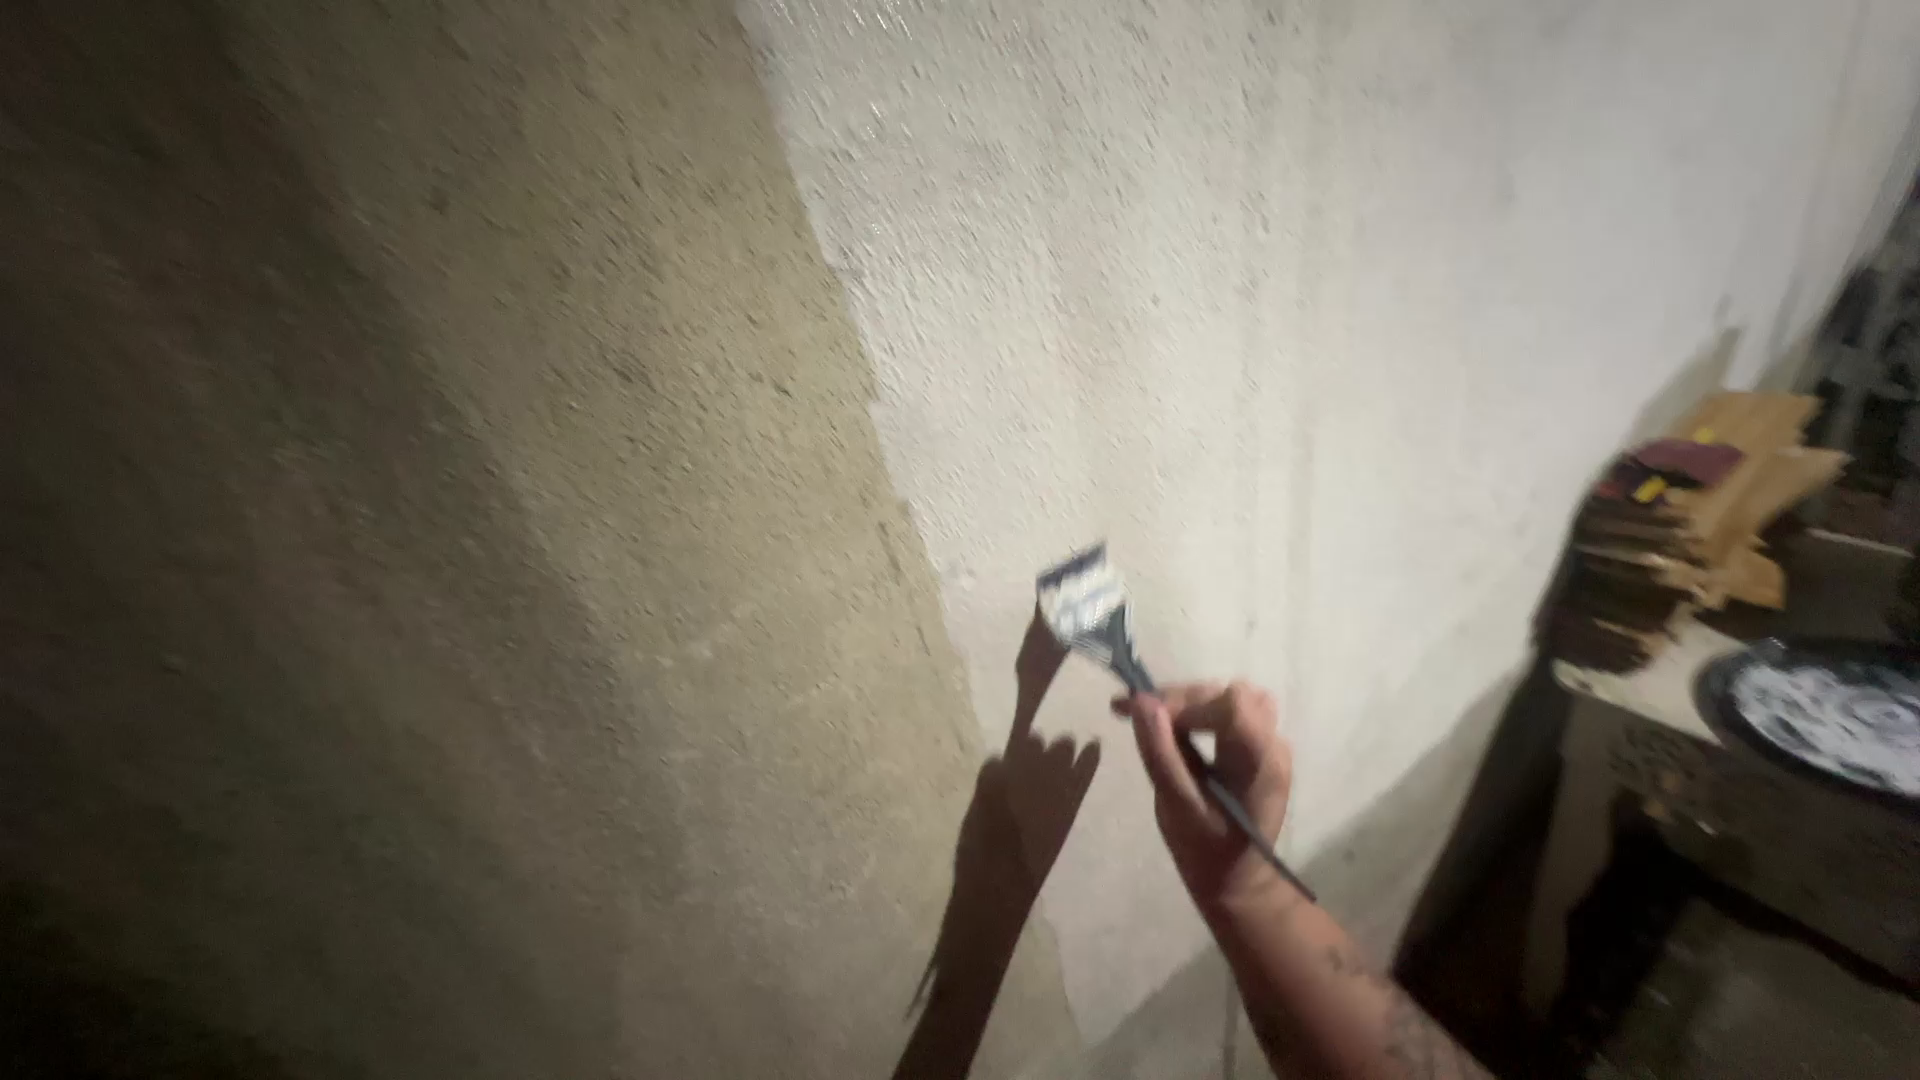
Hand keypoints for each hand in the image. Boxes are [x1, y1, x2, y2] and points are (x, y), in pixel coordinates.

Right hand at [1115, 681, 1294, 918]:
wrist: (1237, 881)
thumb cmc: (1204, 849)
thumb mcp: (1175, 804)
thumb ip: (1159, 750)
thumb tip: (1142, 700)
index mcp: (1258, 760)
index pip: (1227, 702)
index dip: (1183, 699)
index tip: (1140, 712)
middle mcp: (1274, 746)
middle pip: (1228, 694)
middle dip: (1181, 699)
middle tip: (1137, 714)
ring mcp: (1272, 746)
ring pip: (1232, 698)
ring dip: (1192, 702)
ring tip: (1156, 720)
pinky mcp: (1261, 749)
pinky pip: (1235, 712)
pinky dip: (1202, 712)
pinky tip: (1176, 730)